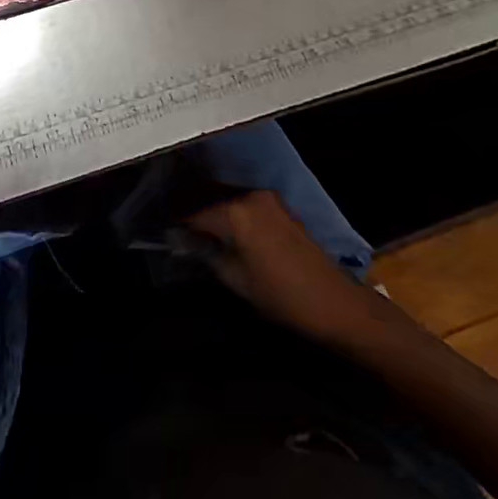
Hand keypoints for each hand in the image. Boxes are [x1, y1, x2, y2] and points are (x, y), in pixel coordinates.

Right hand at [186, 190, 391, 345]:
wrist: (333, 302)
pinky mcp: (280, 208)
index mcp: (237, 212)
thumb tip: (185, 241)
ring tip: (196, 232)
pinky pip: (245, 205)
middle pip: (211, 198)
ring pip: (228, 200)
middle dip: (193, 212)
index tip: (164, 233)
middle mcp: (251, 196)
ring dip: (212, 212)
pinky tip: (222, 232)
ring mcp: (269, 200)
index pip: (195, 211)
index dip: (177, 223)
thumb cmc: (281, 295)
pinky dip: (231, 214)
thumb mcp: (235, 278)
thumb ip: (207, 254)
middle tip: (176, 231)